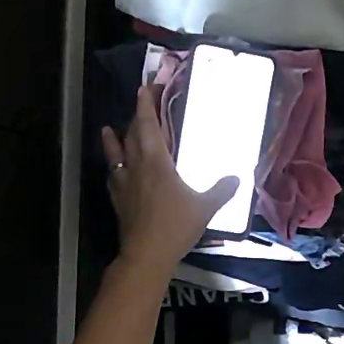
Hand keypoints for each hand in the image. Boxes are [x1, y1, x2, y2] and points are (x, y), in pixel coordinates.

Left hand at [101, 84, 239, 276]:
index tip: (144, 89)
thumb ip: (221, 190)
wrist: (146, 254)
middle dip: (134, 118)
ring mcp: (122, 184)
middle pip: (130, 135)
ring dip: (112, 140)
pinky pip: (112, 176)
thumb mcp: (206, 207)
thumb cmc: (176, 226)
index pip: (147, 125)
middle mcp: (135, 167)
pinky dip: (112, 167)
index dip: (145, 105)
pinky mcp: (116, 200)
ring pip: (115, 154)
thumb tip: (236, 178)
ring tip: (108, 129)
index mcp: (156, 162)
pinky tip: (114, 170)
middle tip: (140, 108)